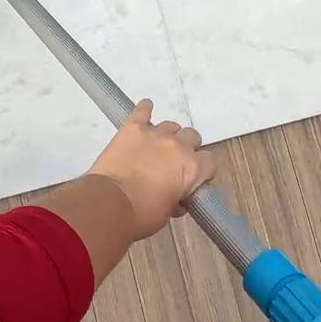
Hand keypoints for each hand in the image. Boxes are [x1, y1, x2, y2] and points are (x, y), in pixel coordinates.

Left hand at [85, 99, 214, 240]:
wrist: (112, 201)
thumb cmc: (144, 213)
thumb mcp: (169, 212)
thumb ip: (178, 197)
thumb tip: (176, 196)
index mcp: (192, 168)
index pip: (209, 163)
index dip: (202, 173)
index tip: (192, 182)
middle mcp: (178, 145)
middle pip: (192, 137)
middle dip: (187, 149)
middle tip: (175, 164)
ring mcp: (154, 133)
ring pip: (171, 125)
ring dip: (168, 135)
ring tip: (157, 147)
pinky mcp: (133, 127)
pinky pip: (142, 111)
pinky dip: (145, 109)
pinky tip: (146, 108)